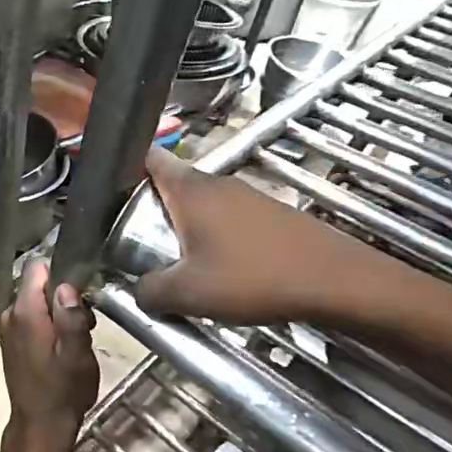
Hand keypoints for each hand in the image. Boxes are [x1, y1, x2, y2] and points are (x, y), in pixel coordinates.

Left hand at [1, 259, 99, 437]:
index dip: (60, 270)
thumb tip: (65, 287)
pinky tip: (61, 348)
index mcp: (25, 310)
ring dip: (56, 314)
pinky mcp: (11, 341)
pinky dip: (46, 326)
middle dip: (62, 297)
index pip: (36, 267)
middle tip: (85, 323)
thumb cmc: (62, 388)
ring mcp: (7, 328)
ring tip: (76, 340)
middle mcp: (10, 313)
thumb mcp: (77, 353)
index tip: (81, 287)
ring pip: (35, 304)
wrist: (39, 423)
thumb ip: (71, 316)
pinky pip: (30, 320)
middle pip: (37, 286)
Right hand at [133, 146, 387, 324]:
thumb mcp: (187, 293)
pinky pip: (225, 219)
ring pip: (199, 205)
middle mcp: (217, 184)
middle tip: (134, 240)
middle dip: (149, 209)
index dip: (124, 168)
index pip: (148, 158)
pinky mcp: (271, 216)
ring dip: (182, 227)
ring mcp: (248, 198)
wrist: (342, 285)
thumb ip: (147, 291)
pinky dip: (212, 237)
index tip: (109, 192)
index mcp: (190, 190)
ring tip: (175, 262)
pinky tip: (218, 270)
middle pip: (171, 185)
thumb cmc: (255, 278)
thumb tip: (137, 291)